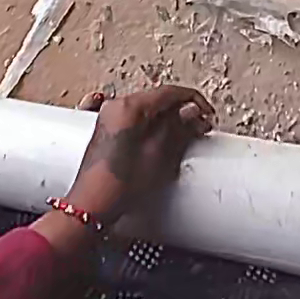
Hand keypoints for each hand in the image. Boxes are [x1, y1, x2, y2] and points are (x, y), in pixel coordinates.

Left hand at [64, 86, 214, 222]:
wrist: (91, 206)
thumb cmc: (120, 184)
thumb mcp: (158, 155)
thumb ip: (177, 128)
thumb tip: (193, 111)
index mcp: (128, 107)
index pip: (168, 92)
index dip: (193, 100)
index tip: (208, 114)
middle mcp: (116, 106)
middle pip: (157, 99)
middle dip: (181, 111)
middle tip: (200, 127)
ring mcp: (109, 117)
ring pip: (147, 109)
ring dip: (168, 119)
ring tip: (184, 136)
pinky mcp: (107, 129)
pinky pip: (135, 119)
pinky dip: (151, 124)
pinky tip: (162, 137)